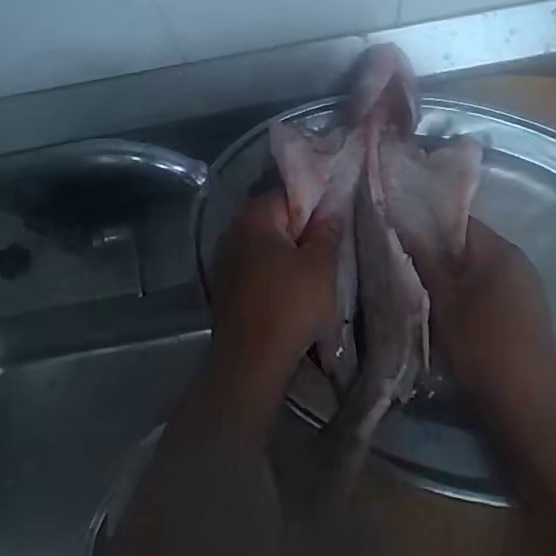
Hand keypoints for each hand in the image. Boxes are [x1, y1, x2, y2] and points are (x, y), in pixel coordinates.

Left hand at [211, 188, 343, 376]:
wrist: (251, 360)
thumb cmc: (290, 305)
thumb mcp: (321, 266)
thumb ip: (327, 233)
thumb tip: (329, 212)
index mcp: (254, 217)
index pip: (286, 195)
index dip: (313, 207)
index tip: (331, 226)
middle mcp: (232, 231)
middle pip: (273, 221)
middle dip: (299, 233)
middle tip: (324, 251)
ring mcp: (224, 260)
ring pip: (263, 247)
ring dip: (284, 256)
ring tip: (310, 275)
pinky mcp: (224, 286)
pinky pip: (253, 269)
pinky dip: (271, 275)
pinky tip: (288, 293)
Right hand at [402, 219, 555, 414]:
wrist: (531, 403)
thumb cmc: (481, 343)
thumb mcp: (442, 300)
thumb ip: (424, 260)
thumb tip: (404, 227)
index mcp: (497, 247)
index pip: (456, 219)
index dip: (425, 223)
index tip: (400, 235)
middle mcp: (516, 258)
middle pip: (468, 243)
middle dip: (438, 252)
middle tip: (406, 263)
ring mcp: (526, 284)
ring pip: (479, 267)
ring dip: (453, 274)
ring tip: (423, 287)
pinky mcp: (528, 309)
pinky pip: (492, 286)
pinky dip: (470, 291)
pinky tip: (450, 309)